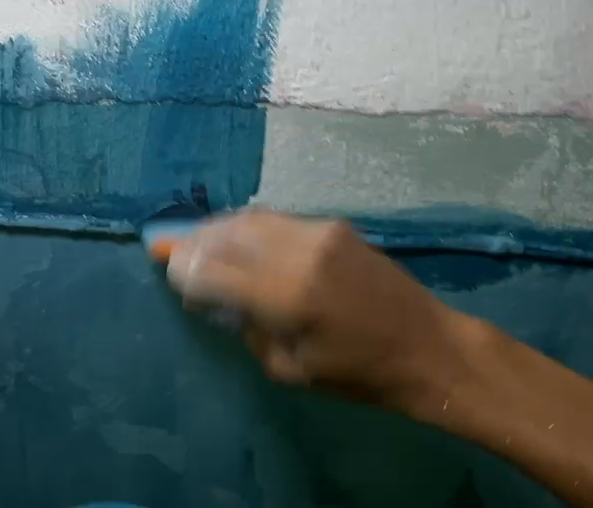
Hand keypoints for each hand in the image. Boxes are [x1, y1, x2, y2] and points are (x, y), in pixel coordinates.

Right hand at [158, 210, 473, 414]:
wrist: (428, 346)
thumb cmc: (360, 374)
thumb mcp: (293, 370)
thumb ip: (249, 329)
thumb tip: (217, 299)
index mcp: (286, 295)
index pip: (215, 269)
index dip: (184, 266)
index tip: (164, 265)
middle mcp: (297, 252)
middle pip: (227, 234)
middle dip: (193, 239)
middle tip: (168, 244)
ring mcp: (316, 231)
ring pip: (250, 218)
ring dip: (218, 226)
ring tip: (196, 236)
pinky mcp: (332, 223)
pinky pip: (276, 219)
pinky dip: (248, 225)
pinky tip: (237, 235)